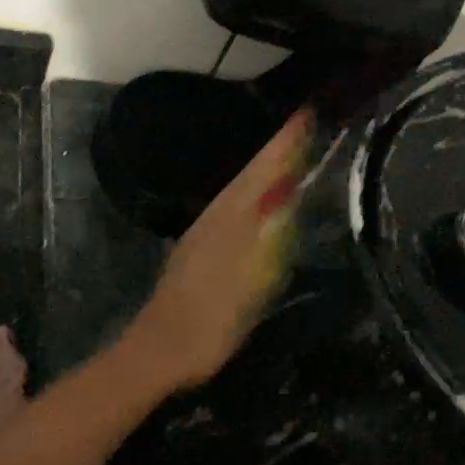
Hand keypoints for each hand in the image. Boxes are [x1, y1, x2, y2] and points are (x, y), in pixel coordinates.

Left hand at [119, 110, 313, 392]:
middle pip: (249, 176)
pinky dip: (251, 194)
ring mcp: (203, 234)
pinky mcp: (199, 252)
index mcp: (227, 222)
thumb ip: (264, 236)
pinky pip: (232, 208)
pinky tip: (259, 203)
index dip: (282, 146)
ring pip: (239, 191)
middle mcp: (214, 219)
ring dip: (263, 170)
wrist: (159, 350)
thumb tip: (285, 191)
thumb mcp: (245, 283)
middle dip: (276, 151)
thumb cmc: (208, 322)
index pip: (260, 173)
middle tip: (303, 125)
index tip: (304, 114)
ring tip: (288, 154)